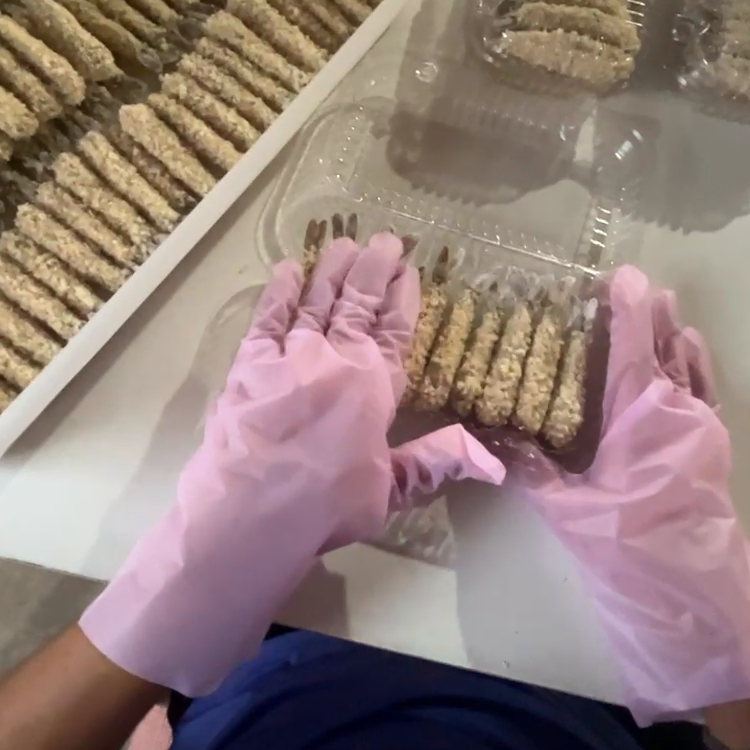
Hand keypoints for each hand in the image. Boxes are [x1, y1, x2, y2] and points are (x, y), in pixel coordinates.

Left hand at [81, 233, 503, 694]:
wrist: (253, 510)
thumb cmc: (328, 505)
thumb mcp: (391, 490)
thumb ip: (437, 463)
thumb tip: (497, 461)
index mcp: (375, 385)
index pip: (397, 331)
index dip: (404, 299)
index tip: (410, 270)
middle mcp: (338, 357)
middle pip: (360, 303)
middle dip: (374, 269)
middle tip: (384, 239)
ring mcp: (292, 354)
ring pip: (319, 299)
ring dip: (332, 269)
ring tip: (343, 242)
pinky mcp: (251, 361)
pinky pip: (268, 316)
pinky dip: (280, 291)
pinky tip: (288, 269)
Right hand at [515, 266, 749, 723]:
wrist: (707, 612)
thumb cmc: (635, 553)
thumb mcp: (570, 512)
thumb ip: (531, 468)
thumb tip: (488, 436)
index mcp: (644, 413)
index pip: (633, 345)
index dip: (626, 305)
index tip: (620, 273)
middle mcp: (681, 411)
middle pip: (669, 347)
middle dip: (654, 314)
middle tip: (634, 288)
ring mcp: (705, 432)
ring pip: (693, 367)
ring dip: (677, 338)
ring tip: (664, 312)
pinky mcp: (714, 455)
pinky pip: (706, 393)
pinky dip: (694, 368)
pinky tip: (686, 367)